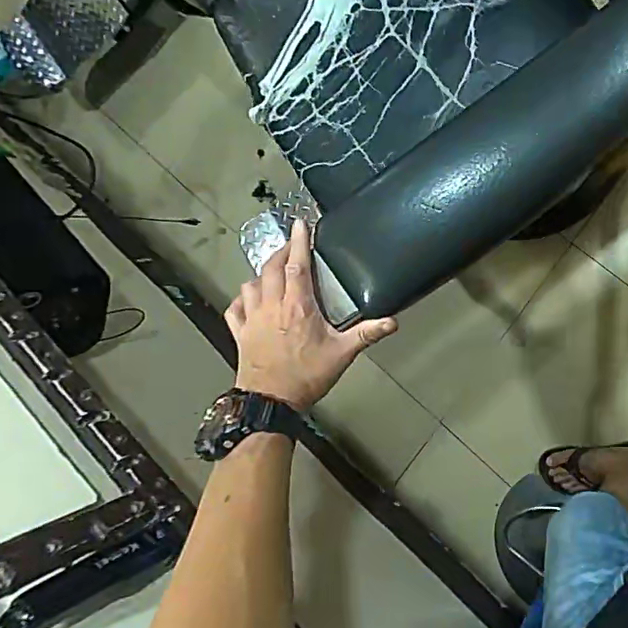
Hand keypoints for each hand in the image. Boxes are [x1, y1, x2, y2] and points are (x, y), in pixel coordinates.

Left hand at [226, 219, 396, 409]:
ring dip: (261, 272)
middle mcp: (271, 306)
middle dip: (281, 251)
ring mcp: (251, 319)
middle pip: (270, 268)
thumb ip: (367, 333)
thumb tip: (393, 321)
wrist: (269, 402)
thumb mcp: (343, 353)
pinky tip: (249, 298)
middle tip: (292, 243)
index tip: (300, 224)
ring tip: (273, 270)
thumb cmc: (306, 376)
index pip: (296, 265)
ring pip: (250, 283)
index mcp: (297, 306)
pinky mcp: (239, 333)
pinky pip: (235, 307)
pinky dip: (242, 297)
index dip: (299, 242)